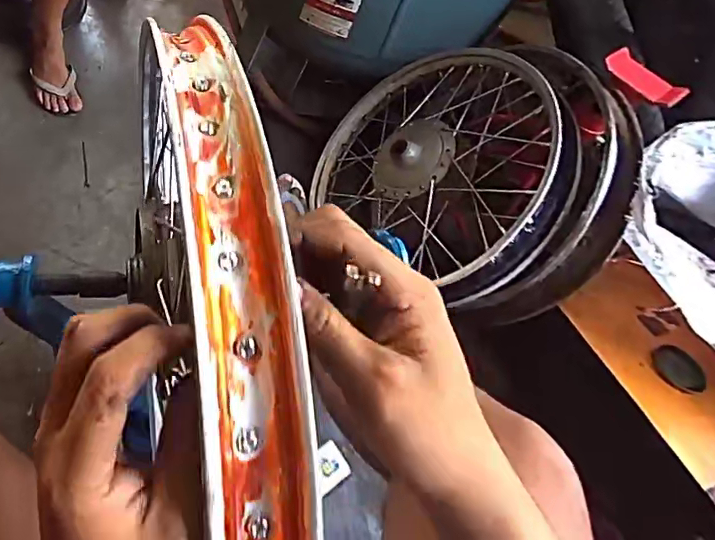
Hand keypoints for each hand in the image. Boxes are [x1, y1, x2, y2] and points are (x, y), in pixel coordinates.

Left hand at [34, 306, 197, 539]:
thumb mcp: (176, 516)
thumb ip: (187, 441)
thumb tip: (201, 374)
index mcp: (75, 470)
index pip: (105, 379)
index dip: (150, 344)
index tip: (189, 337)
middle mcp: (52, 437)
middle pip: (79, 342)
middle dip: (131, 320)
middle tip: (175, 332)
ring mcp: (50, 427)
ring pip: (75, 343)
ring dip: (122, 328)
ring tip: (165, 343)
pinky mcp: (59, 425)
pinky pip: (79, 362)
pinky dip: (114, 346)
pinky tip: (148, 363)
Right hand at [293, 203, 550, 538]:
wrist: (457, 482)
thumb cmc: (428, 434)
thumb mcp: (374, 383)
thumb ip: (328, 329)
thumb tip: (285, 284)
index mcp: (404, 287)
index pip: (342, 232)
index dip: (299, 233)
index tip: (260, 253)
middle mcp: (390, 285)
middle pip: (332, 242)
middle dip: (293, 253)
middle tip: (256, 276)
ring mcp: (378, 305)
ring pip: (325, 268)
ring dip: (295, 276)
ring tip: (262, 294)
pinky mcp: (365, 328)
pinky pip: (327, 298)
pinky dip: (302, 301)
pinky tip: (281, 316)